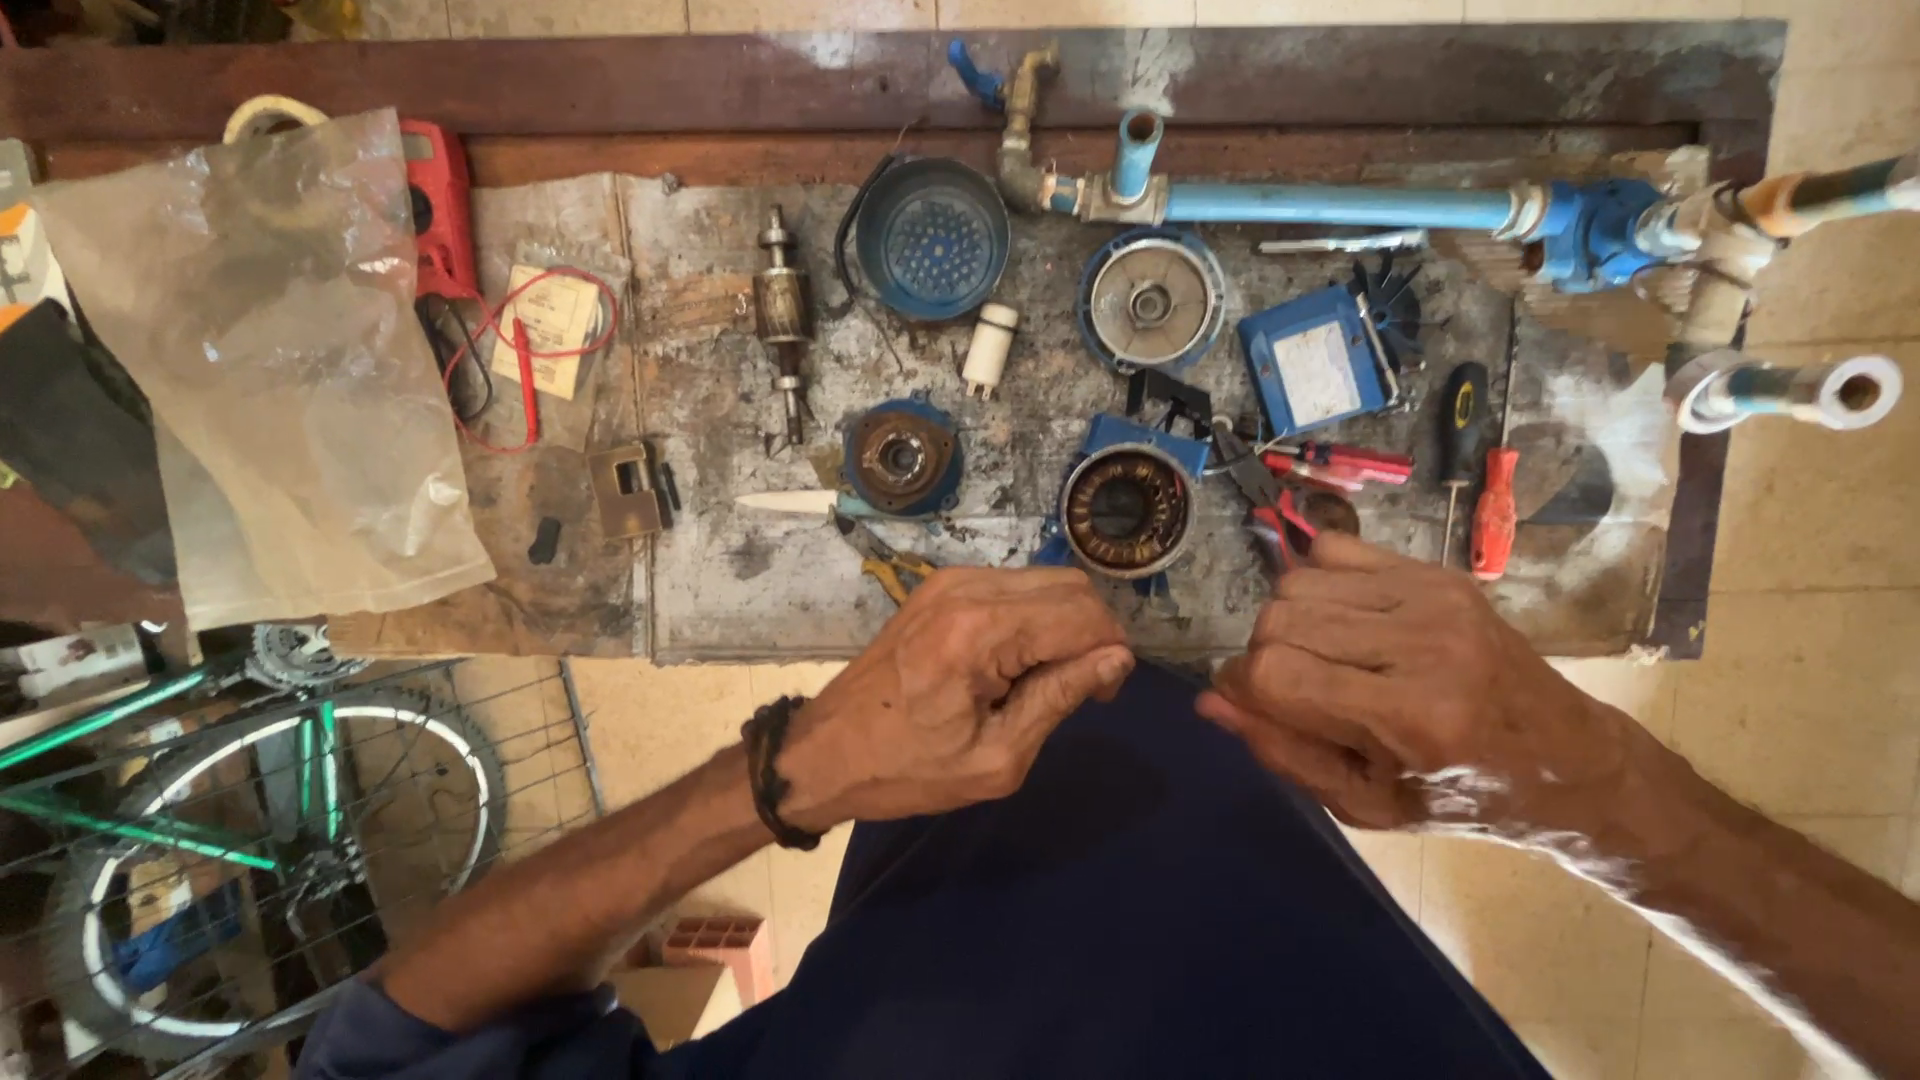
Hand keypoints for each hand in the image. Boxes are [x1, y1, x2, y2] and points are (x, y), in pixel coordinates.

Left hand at [777, 566, 1134, 828]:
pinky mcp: (939, 585)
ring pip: (1045, 581)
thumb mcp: (995, 757)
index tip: (1102, 697)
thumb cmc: (907, 769)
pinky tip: (1016, 660)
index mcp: (980, 631)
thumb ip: (1058, 697)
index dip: (1110, 653)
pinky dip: (1033, 616)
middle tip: (1080, 689)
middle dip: (1093, 634)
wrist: (825, 751)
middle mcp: (968, 587)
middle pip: (1070, 587)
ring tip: (1046, 679)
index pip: (1082, 615)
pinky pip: (1013, 586)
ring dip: (1063, 624)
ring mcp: (950, 580)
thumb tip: (1117, 658)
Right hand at [1196, 533, 1653, 843]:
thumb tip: (1210, 699)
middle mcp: (1424, 644)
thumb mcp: (1363, 804)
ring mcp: (1434, 596)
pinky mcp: (1437, 571)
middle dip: (1263, 656)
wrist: (1567, 759)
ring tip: (1327, 658)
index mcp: (1411, 717)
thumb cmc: (1459, 798)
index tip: (1257, 706)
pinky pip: (1331, 550)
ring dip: (1288, 622)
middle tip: (1299, 690)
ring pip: (1296, 583)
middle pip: (1277, 620)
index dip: (1244, 689)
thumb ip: (1281, 751)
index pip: (1274, 674)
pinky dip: (1316, 583)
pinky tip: (1344, 621)